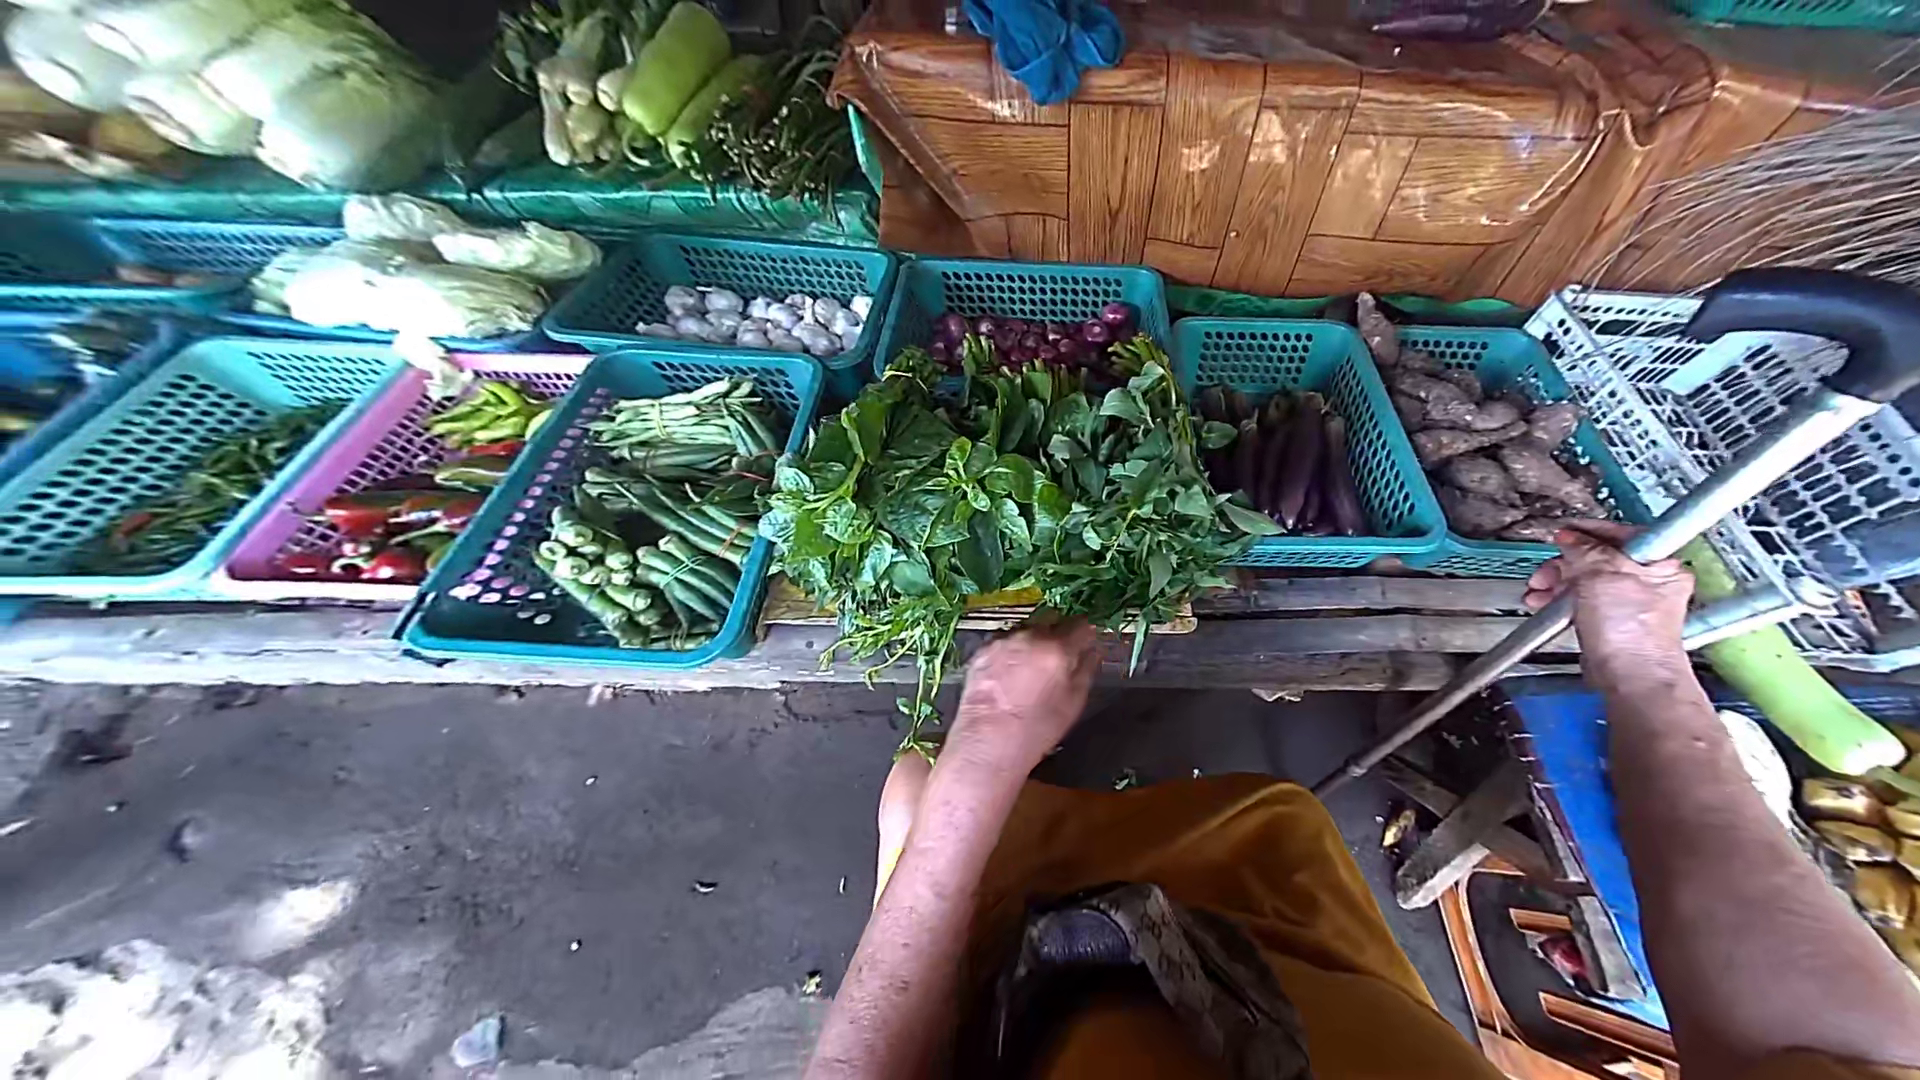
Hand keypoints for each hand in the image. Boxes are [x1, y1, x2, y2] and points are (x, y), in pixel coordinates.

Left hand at [946, 619, 1100, 776]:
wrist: (988, 739)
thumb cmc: (1037, 728)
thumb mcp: (1074, 702)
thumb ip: (1086, 669)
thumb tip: (1093, 650)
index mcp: (1058, 648)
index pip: (1081, 624)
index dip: (1085, 634)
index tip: (1084, 644)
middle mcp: (1030, 635)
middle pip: (1051, 622)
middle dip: (1057, 636)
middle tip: (1056, 660)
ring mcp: (1004, 639)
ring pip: (1026, 630)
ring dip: (1033, 642)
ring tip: (1029, 670)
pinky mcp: (983, 648)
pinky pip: (1005, 641)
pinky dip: (1011, 651)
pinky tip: (1008, 673)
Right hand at [1524, 520, 1694, 685]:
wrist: (1626, 669)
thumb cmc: (1627, 627)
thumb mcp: (1602, 575)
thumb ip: (1585, 550)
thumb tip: (1571, 536)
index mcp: (1659, 565)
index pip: (1622, 535)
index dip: (1590, 532)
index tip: (1566, 530)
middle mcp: (1647, 580)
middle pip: (1596, 557)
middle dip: (1564, 562)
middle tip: (1547, 571)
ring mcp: (1627, 599)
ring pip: (1582, 577)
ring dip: (1554, 580)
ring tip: (1538, 590)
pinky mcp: (1608, 616)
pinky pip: (1577, 596)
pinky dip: (1557, 596)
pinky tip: (1542, 601)